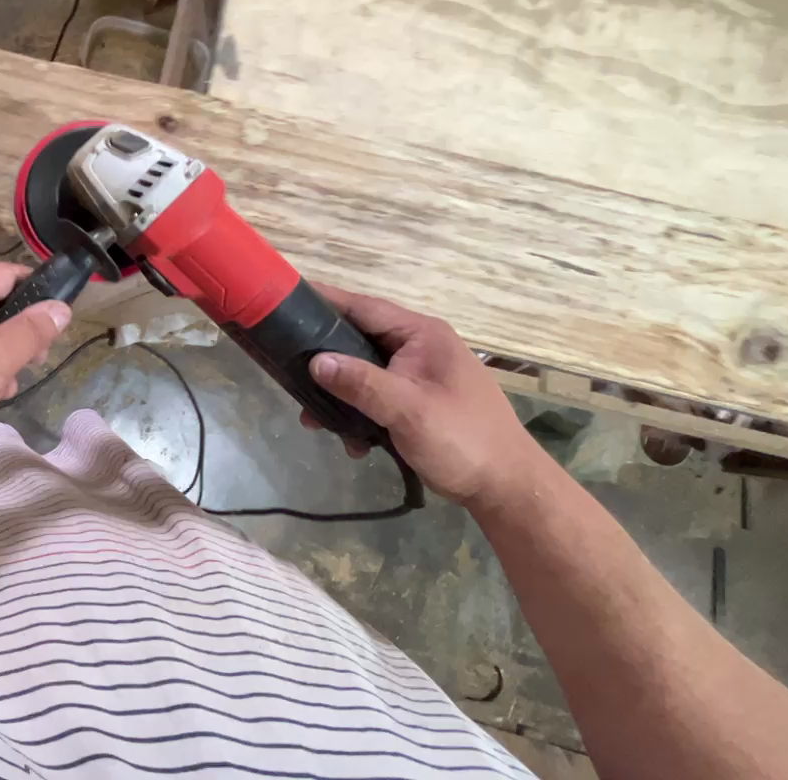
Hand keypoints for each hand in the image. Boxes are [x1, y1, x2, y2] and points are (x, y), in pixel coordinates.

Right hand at [301, 283, 549, 508]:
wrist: (508, 490)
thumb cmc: (464, 441)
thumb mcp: (408, 410)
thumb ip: (361, 383)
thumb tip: (314, 360)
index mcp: (421, 335)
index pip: (362, 306)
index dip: (322, 300)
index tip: (280, 297)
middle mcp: (417, 346)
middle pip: (355, 338)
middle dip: (322, 359)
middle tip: (286, 370)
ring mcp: (415, 373)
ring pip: (359, 371)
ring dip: (337, 395)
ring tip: (314, 421)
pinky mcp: (412, 400)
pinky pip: (371, 395)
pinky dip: (356, 414)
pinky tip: (352, 442)